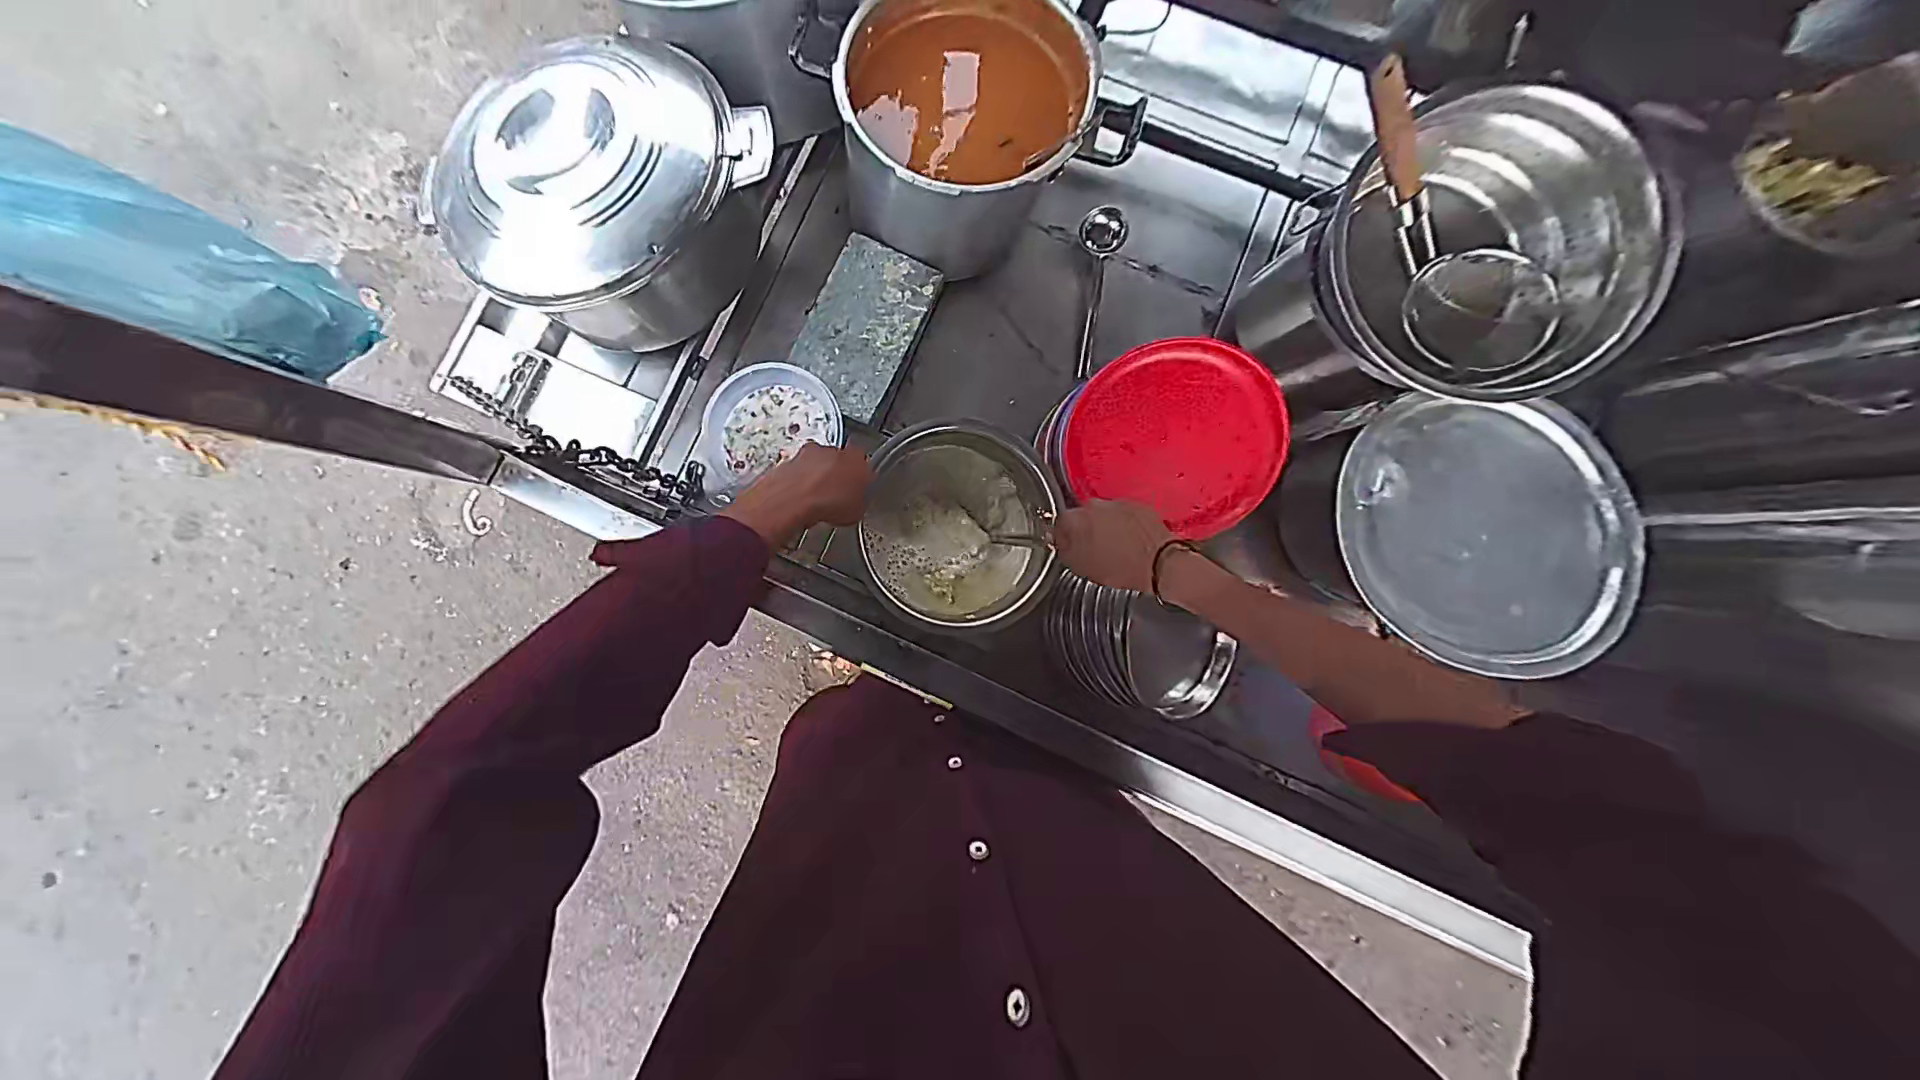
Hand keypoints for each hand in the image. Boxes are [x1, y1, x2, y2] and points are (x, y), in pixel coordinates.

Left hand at [721, 442, 872, 547]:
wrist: (793, 500)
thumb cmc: (826, 501)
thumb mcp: (856, 512)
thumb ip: (859, 502)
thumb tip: (856, 506)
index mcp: (856, 458)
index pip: (864, 465)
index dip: (861, 480)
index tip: (859, 491)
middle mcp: (833, 451)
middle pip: (839, 461)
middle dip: (837, 476)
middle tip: (837, 496)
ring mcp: (809, 454)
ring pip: (818, 464)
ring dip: (817, 478)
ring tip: (817, 501)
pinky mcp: (789, 460)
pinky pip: (799, 471)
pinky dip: (800, 483)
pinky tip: (801, 500)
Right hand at [1053, 499, 1175, 593]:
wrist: (1160, 564)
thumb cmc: (1121, 569)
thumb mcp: (1081, 567)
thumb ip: (1065, 551)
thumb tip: (1062, 544)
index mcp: (1074, 519)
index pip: (1059, 524)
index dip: (1063, 538)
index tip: (1068, 548)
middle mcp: (1094, 505)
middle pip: (1082, 516)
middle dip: (1085, 530)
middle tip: (1091, 550)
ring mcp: (1117, 503)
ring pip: (1104, 514)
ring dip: (1105, 526)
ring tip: (1114, 548)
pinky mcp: (1138, 506)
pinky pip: (1124, 514)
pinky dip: (1125, 525)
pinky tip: (1130, 542)